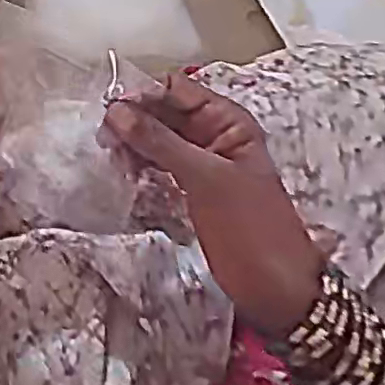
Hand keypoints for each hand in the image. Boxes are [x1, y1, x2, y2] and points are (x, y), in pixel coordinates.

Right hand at [101, 73, 329, 334]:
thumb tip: (116, 110)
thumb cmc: (251, 229)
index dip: (144, 94)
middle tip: (105, 138)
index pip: (176, 89)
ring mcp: (200, 160)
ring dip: (133, 141)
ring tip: (113, 158)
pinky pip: (158, 161)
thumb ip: (160, 142)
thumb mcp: (206, 179)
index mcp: (226, 120)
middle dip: (133, 119)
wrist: (279, 295)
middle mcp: (212, 133)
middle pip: (162, 110)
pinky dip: (140, 162)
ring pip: (156, 135)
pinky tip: (125, 171)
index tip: (112, 110)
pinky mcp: (189, 186)